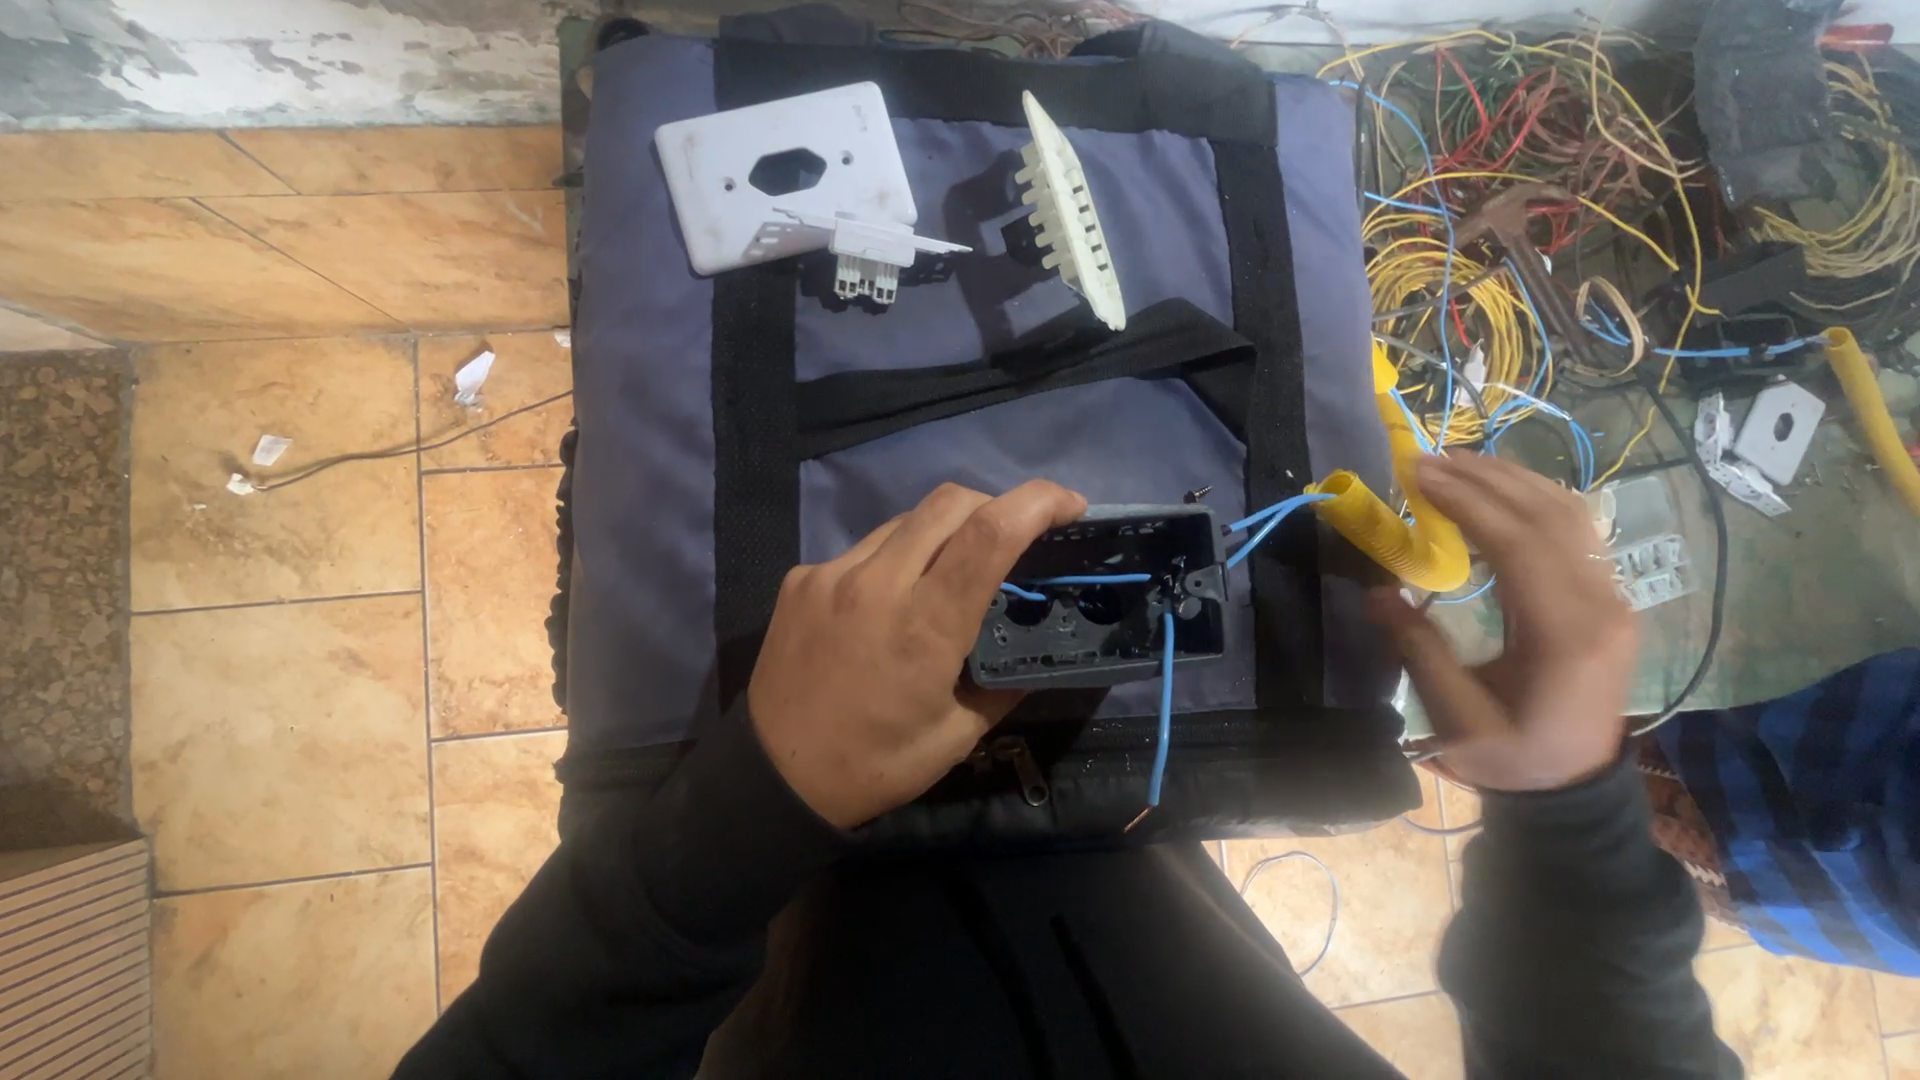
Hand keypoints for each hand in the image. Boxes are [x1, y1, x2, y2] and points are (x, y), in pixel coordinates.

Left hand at [748, 480, 1088, 827]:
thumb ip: (1005, 682)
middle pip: (950, 501)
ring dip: (943, 531)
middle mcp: (876, 582)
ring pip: (905, 520)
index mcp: (925, 624)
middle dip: (995, 504)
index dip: (1039, 502)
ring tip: (949, 572)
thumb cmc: (875, 764)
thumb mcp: (957, 736)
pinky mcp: (801, 576)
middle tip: (1013, 538)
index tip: (1070, 505)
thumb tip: (1032, 647)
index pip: (990, 532)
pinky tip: (888, 601)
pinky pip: (864, 548)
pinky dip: (894, 559)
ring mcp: (831, 573)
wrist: (774, 777)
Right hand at [1368, 452, 1635, 791]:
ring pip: (1571, 516)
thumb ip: (1419, 650)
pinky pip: (1578, 532)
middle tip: (1428, 461)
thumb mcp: (1455, 717)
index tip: (1419, 476)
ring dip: (1514, 481)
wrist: (1572, 786)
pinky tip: (1503, 490)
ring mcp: (1612, 599)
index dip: (1469, 502)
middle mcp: (1600, 605)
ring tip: (1459, 463)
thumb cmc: (1510, 756)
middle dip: (1486, 480)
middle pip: (1549, 517)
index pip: (1520, 543)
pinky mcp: (1607, 600)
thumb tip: (1377, 591)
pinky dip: (1538, 500)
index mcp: (1564, 633)